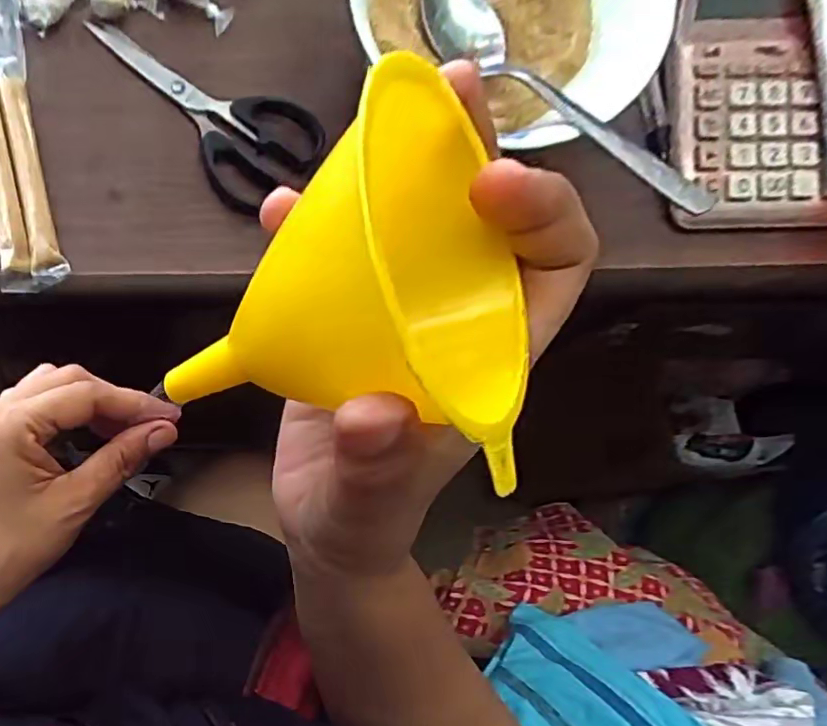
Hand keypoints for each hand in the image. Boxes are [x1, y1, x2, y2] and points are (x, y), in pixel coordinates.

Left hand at [0, 364, 179, 604]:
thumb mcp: (76, 502)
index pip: (83, 394)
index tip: (167, 417)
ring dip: (92, 401)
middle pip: (68, 380)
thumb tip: (160, 431)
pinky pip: (38, 402)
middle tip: (152, 424)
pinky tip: (92, 431)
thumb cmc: (16, 546)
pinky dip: (69, 410)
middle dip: (114, 399)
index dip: (131, 403)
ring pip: (54, 385)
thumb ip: (120, 459)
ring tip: (124, 428)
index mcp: (9, 424)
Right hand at [264, 60, 597, 577]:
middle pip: (477, 229)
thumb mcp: (369, 501)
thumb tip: (370, 413)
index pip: (551, 267)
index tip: (489, 184)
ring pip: (406, 237)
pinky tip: (275, 215)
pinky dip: (307, 240)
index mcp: (486, 360)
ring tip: (364, 132)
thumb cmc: (360, 521)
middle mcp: (450, 329)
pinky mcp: (342, 333)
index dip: (539, 214)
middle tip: (448, 96)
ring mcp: (393, 327)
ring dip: (387, 180)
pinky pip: (334, 272)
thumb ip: (377, 465)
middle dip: (470, 157)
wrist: (324, 528)